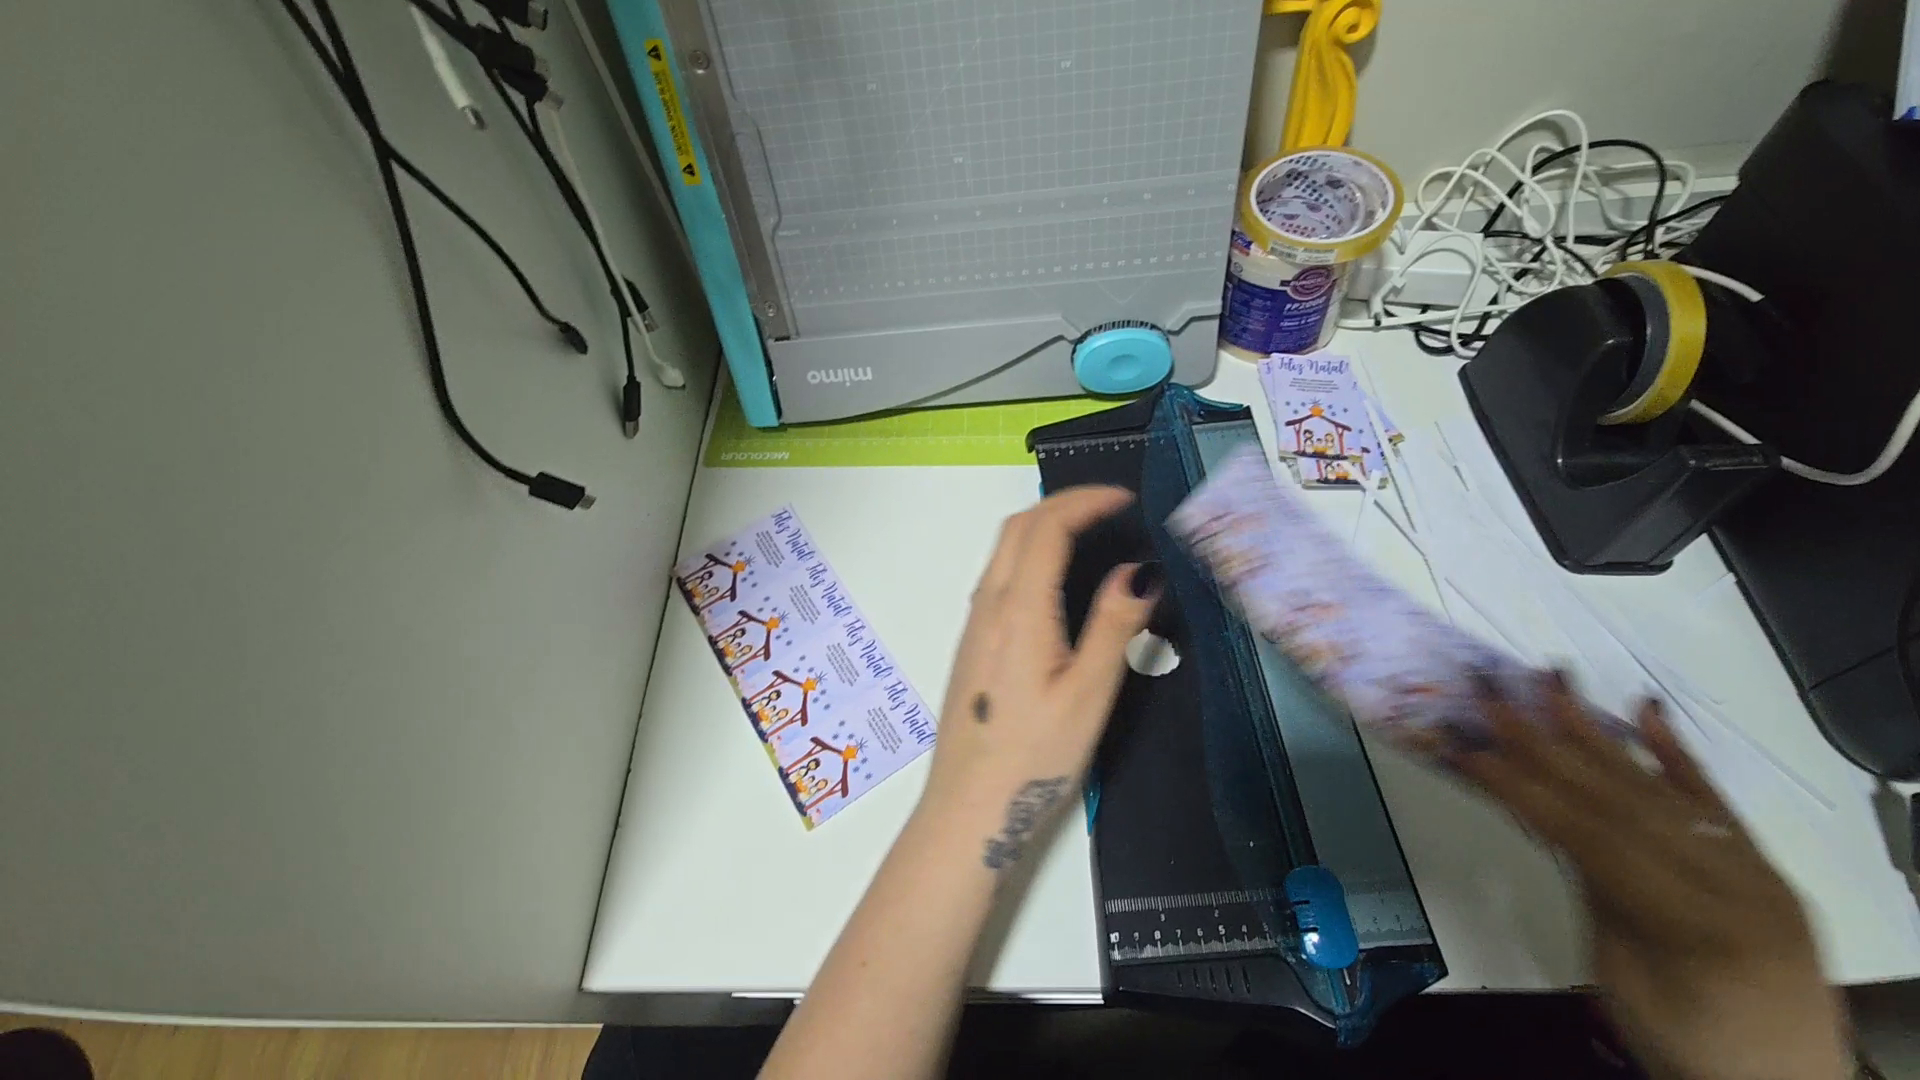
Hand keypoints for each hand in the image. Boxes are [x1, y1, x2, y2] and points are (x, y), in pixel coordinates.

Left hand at [916, 486, 1161, 873]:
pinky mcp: (972, 643)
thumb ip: (1112, 626)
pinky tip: (1056, 580)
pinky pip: (999, 575)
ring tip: (1090, 533)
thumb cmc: (1033, 755)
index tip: (1125, 498)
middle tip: (1110, 508)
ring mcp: (974, 624)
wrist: (969, 806)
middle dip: (1062, 503)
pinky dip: (1029, 553)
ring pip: (1003, 549)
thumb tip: (1138, 570)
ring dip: (1043, 526)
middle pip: (1017, 527)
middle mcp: (988, 606)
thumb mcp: (1088, 694)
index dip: (1085, 501)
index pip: (1046, 528)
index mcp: (1018, 610)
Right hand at [1451, 672, 1851, 1079]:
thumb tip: (1545, 815)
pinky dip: (1677, 752)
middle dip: (1545, 742)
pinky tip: (1646, 709)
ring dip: (1597, 729)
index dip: (1521, 787)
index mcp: (1694, 921)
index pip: (1590, 834)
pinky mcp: (1763, 865)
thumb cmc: (1685, 1044)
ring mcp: (1754, 868)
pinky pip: (1717, 800)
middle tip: (1492, 695)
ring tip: (1552, 678)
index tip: (1466, 749)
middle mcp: (1733, 882)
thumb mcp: (1622, 976)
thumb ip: (1593, 888)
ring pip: (1658, 787)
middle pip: (1619, 797)